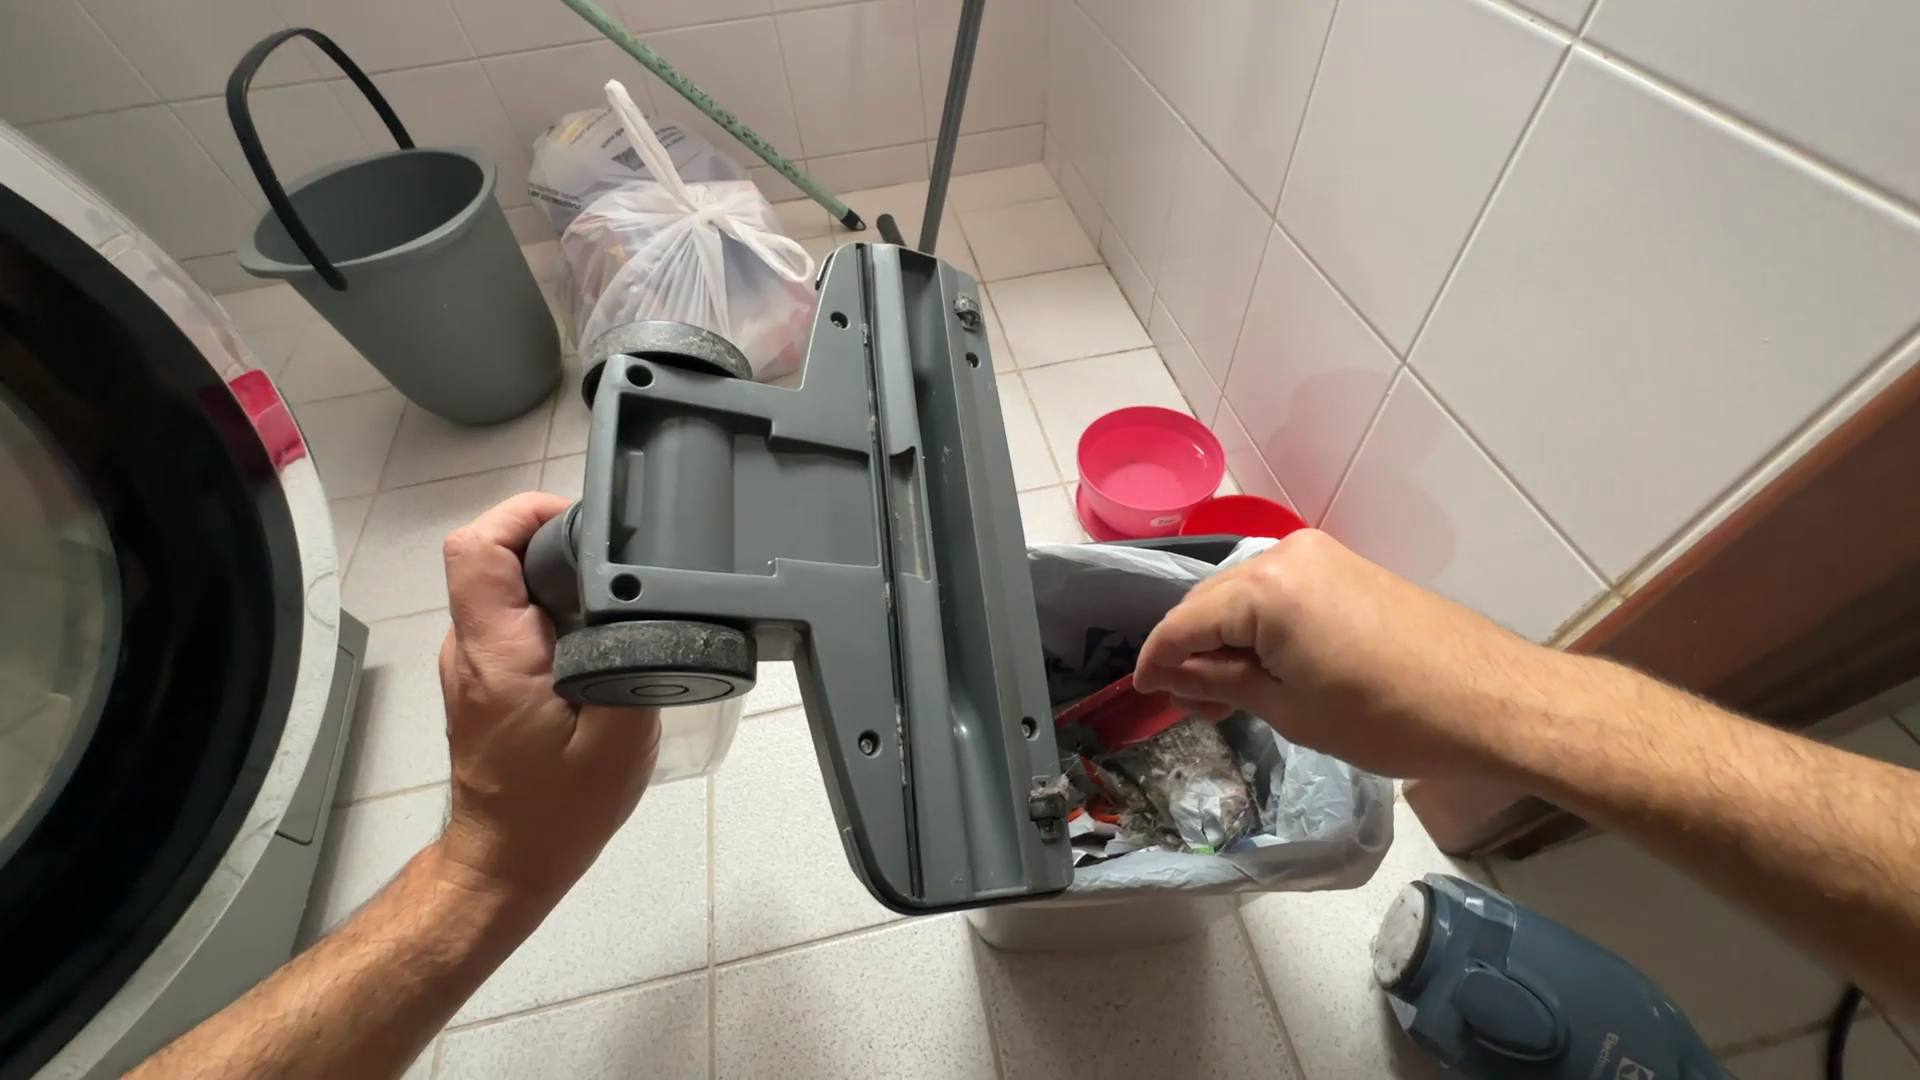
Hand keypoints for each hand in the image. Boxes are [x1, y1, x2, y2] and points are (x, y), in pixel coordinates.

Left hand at [432, 493, 660, 901]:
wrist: (510, 862)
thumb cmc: (560, 810)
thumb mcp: (619, 738)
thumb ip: (633, 664)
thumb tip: (648, 609)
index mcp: (498, 653)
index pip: (478, 548)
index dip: (525, 513)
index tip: (586, 522)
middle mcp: (474, 647)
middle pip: (494, 555)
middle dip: (557, 535)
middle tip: (626, 555)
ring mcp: (477, 661)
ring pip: (506, 582)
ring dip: (560, 569)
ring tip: (625, 590)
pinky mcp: (491, 675)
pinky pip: (516, 613)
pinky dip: (557, 601)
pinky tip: (606, 627)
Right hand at [1132, 529, 1555, 778]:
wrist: (1496, 701)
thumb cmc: (1387, 717)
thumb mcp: (1288, 710)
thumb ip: (1217, 683)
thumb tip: (1170, 677)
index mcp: (1264, 589)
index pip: (1184, 622)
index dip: (1157, 660)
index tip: (1144, 691)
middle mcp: (1283, 554)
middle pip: (1209, 601)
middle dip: (1191, 650)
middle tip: (1187, 701)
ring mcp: (1317, 554)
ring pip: (1241, 596)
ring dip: (1225, 639)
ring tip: (1223, 692)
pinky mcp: (1342, 564)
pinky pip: (1276, 592)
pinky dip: (1259, 627)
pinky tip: (1260, 664)